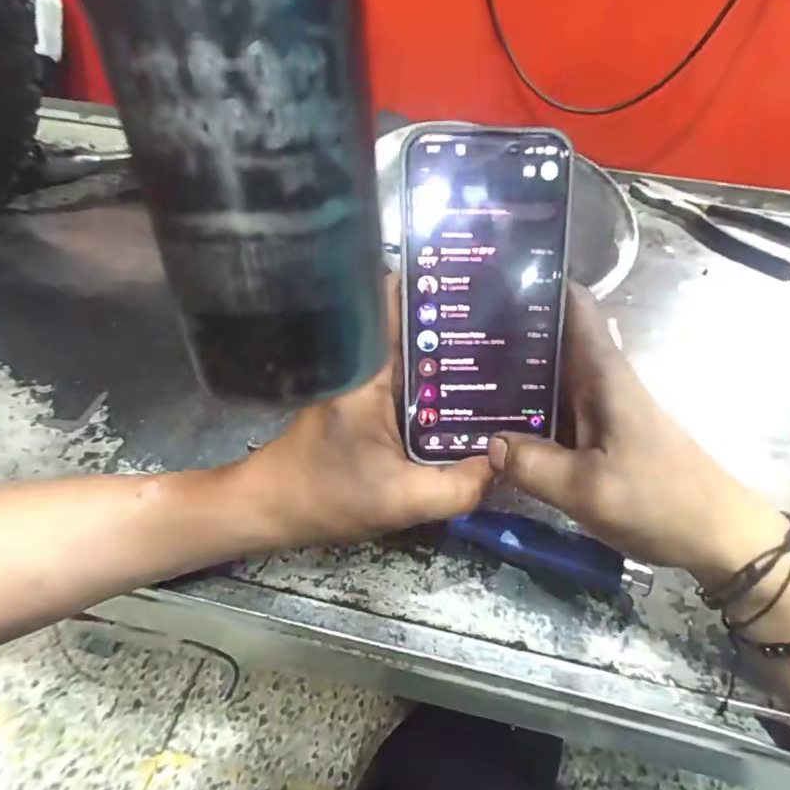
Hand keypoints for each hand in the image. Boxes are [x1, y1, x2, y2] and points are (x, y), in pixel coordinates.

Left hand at [242, 278, 491, 546]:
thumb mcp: (400, 503)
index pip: (399, 301)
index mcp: (368, 372)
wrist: (274, 508)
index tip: (485, 281)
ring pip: (416, 348)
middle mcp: (367, 363)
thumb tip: (504, 462)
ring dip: (452, 346)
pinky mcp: (368, 394)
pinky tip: (472, 386)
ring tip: (505, 346)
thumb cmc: (328, 499)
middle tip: (514, 319)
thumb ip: (458, 488)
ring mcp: (366, 377)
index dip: (441, 284)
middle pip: (416, 322)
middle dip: (460, 316)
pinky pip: (411, 373)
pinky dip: (438, 375)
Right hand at [484, 284, 789, 582]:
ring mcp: (599, 406)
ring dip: (511, 371)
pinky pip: (553, 409)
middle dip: (506, 328)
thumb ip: (533, 464)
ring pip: (548, 374)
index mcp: (602, 371)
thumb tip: (487, 443)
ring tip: (456, 369)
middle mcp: (599, 378)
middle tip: (451, 330)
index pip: (574, 302)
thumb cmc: (658, 499)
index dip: (536, 280)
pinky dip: (524, 408)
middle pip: (550, 336)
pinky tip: (490, 419)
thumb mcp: (588, 489)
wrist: (714, 533)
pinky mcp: (598, 433)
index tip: (488, 275)